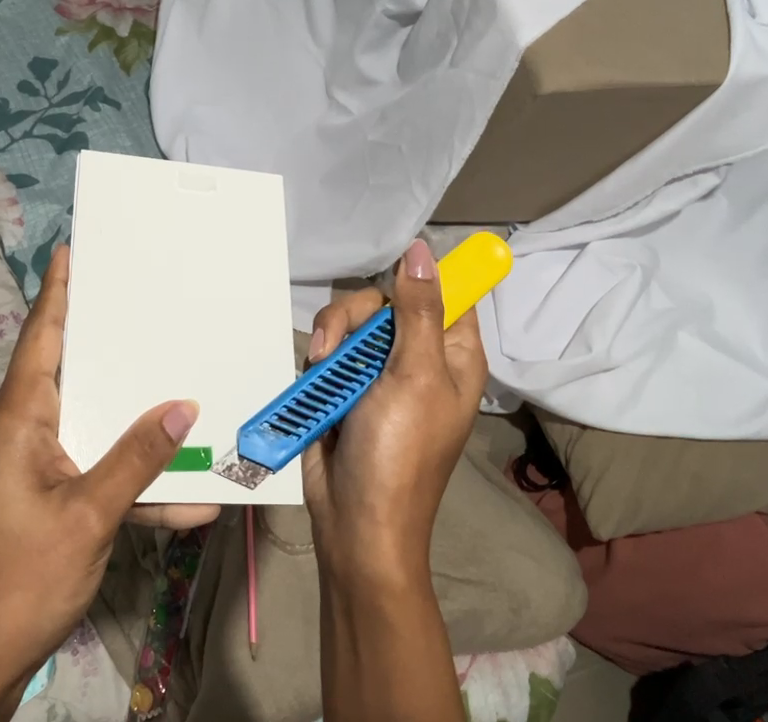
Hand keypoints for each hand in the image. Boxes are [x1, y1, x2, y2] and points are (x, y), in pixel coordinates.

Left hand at [0, 247, 202, 721]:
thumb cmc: (19, 581)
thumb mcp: (88, 517)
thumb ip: (136, 459)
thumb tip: (182, 407)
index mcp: (19, 420)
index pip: (41, 337)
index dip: (59, 292)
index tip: (74, 249)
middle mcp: (23, 433)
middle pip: (71, 371)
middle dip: (111, 344)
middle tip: (151, 307)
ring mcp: (33, 470)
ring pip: (92, 426)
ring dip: (134, 424)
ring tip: (182, 389)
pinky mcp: (46, 503)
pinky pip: (96, 475)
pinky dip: (132, 483)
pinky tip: (185, 501)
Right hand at [302, 238, 486, 583]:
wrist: (354, 518)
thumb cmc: (399, 451)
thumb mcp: (416, 376)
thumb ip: (419, 310)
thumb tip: (423, 249)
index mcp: (453, 354)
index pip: (450, 293)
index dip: (423, 277)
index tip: (393, 281)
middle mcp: (419, 357)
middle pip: (387, 300)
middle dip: (358, 316)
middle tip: (345, 344)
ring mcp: (379, 371)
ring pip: (351, 321)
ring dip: (332, 338)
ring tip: (323, 370)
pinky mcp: (344, 384)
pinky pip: (330, 347)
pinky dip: (319, 359)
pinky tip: (314, 377)